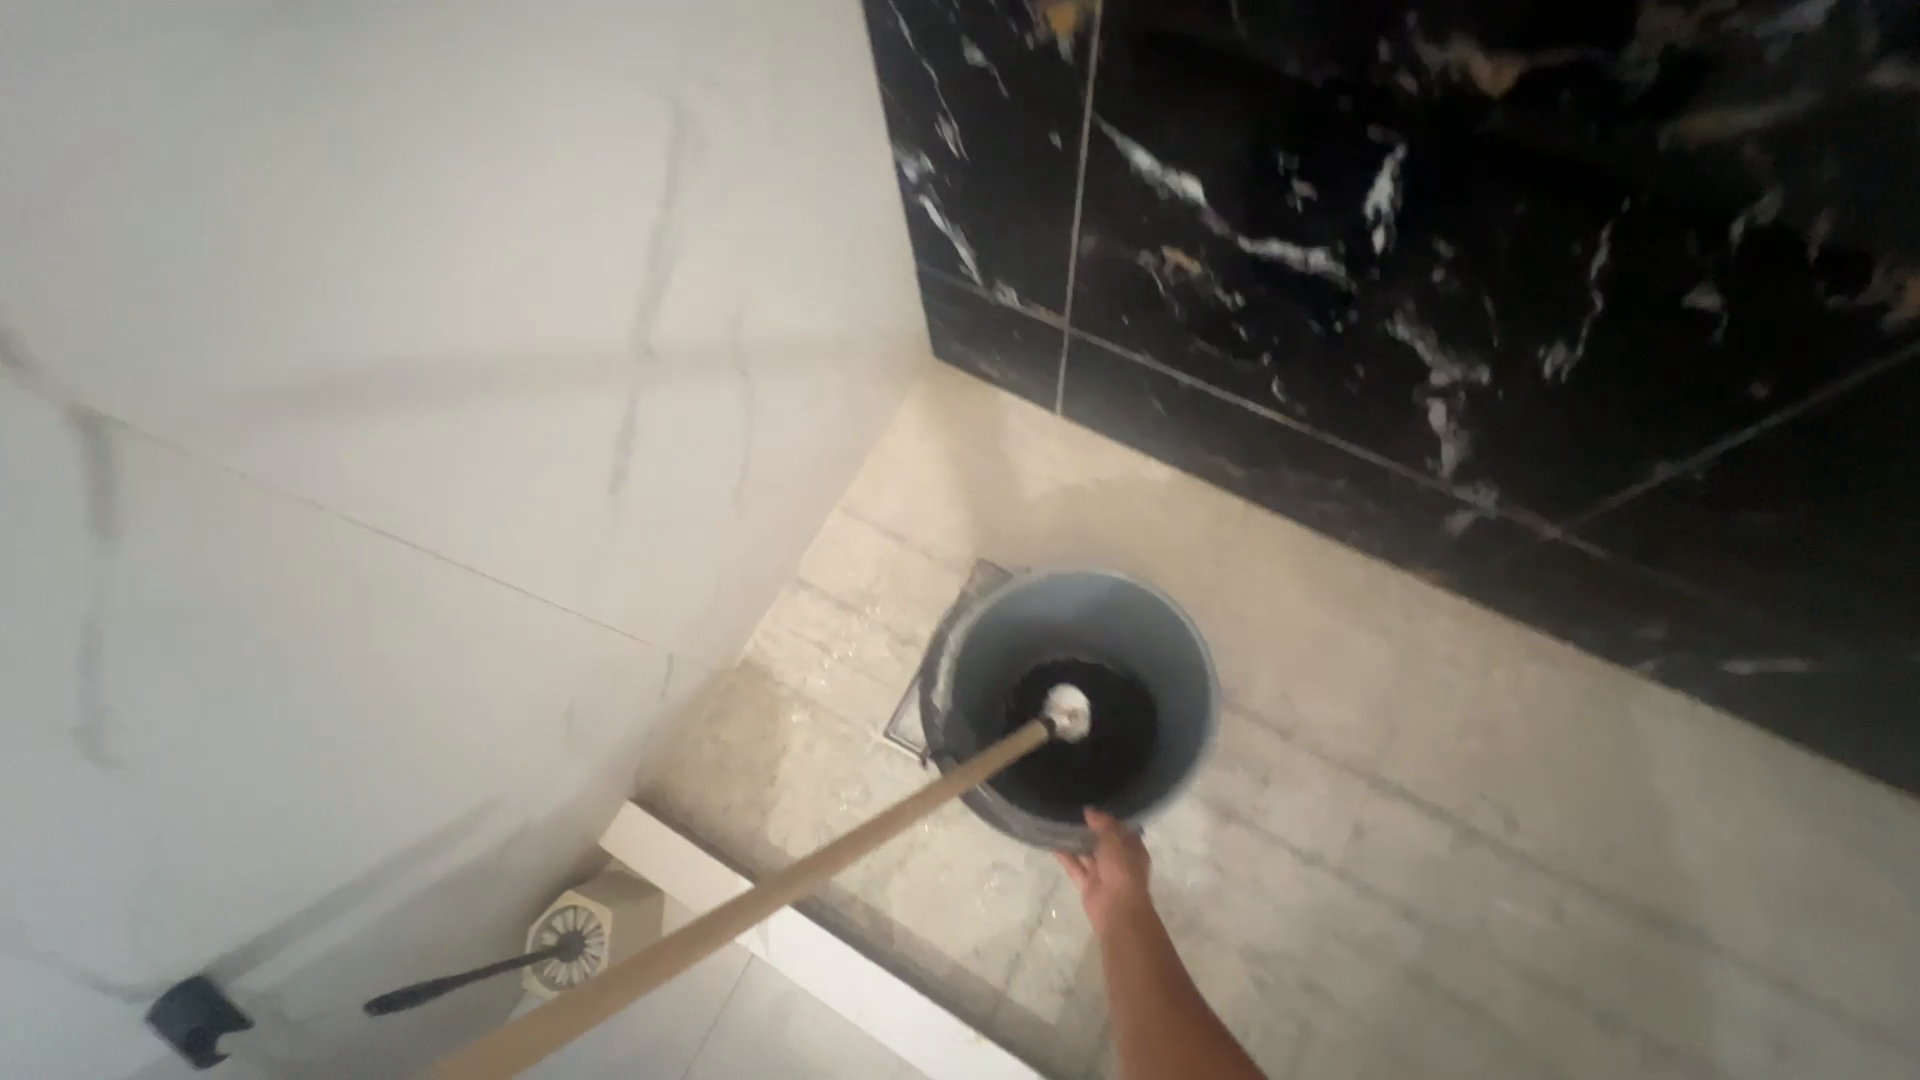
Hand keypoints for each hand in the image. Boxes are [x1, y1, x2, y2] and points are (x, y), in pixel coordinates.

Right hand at [1055, 807, 1153, 935]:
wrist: (1117, 907)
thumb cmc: (1122, 868)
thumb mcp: (1114, 838)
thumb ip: (1102, 822)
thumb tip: (1089, 810)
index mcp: (1132, 849)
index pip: (1120, 829)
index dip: (1108, 818)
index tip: (1092, 805)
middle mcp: (1119, 860)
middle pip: (1103, 841)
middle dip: (1090, 828)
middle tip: (1072, 811)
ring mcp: (1103, 873)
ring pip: (1087, 853)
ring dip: (1076, 841)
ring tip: (1060, 822)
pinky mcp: (1088, 884)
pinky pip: (1075, 866)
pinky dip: (1065, 856)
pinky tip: (1052, 842)